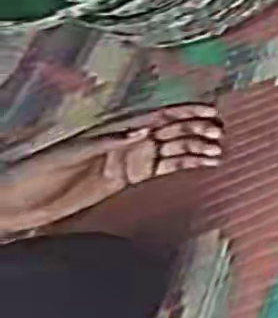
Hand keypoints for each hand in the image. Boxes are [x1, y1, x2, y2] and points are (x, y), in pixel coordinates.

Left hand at [0, 105, 222, 232]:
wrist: (12, 206)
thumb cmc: (33, 175)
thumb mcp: (67, 156)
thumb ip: (107, 142)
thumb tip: (146, 131)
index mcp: (115, 131)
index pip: (159, 116)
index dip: (187, 111)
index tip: (212, 111)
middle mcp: (130, 141)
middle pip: (175, 130)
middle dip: (199, 129)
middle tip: (217, 134)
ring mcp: (134, 158)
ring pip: (178, 148)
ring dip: (200, 147)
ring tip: (216, 152)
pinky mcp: (135, 175)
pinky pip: (172, 166)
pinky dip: (193, 163)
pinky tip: (208, 163)